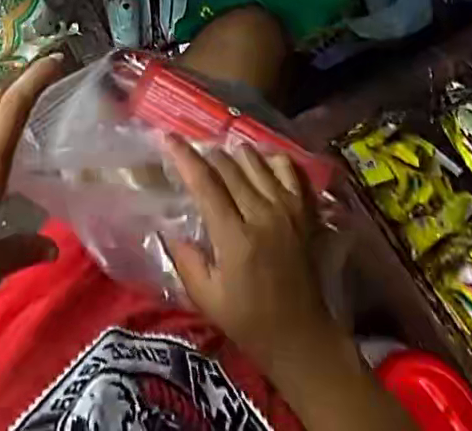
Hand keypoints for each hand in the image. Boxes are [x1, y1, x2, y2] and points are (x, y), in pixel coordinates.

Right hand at [164, 139, 342, 373]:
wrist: (300, 332)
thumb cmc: (248, 319)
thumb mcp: (206, 298)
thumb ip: (186, 258)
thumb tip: (167, 226)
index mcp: (235, 237)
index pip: (206, 184)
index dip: (185, 158)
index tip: (169, 138)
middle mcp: (262, 213)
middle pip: (230, 166)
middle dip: (207, 154)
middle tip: (192, 152)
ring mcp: (287, 206)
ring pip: (256, 162)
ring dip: (234, 153)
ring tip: (220, 155)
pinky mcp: (304, 207)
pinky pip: (287, 168)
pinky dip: (269, 158)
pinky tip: (258, 161)